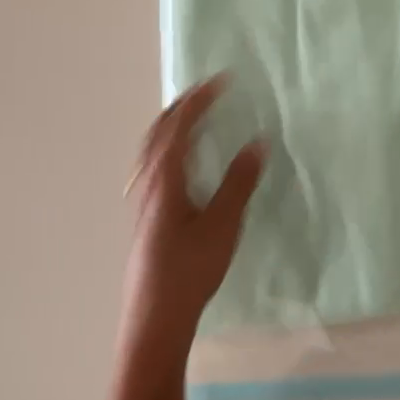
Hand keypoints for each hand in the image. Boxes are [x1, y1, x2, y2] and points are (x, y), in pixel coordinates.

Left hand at [121, 75, 265, 353]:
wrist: (155, 319)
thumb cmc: (189, 271)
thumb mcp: (223, 226)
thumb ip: (239, 183)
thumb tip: (257, 143)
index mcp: (165, 179)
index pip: (180, 126)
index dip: (200, 100)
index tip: (221, 80)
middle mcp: (147, 184)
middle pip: (157, 132)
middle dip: (181, 106)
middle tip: (206, 91)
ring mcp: (142, 202)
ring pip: (150, 150)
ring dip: (171, 125)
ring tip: (193, 118)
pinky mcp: (145, 218)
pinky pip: (152, 165)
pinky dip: (167, 146)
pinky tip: (182, 164)